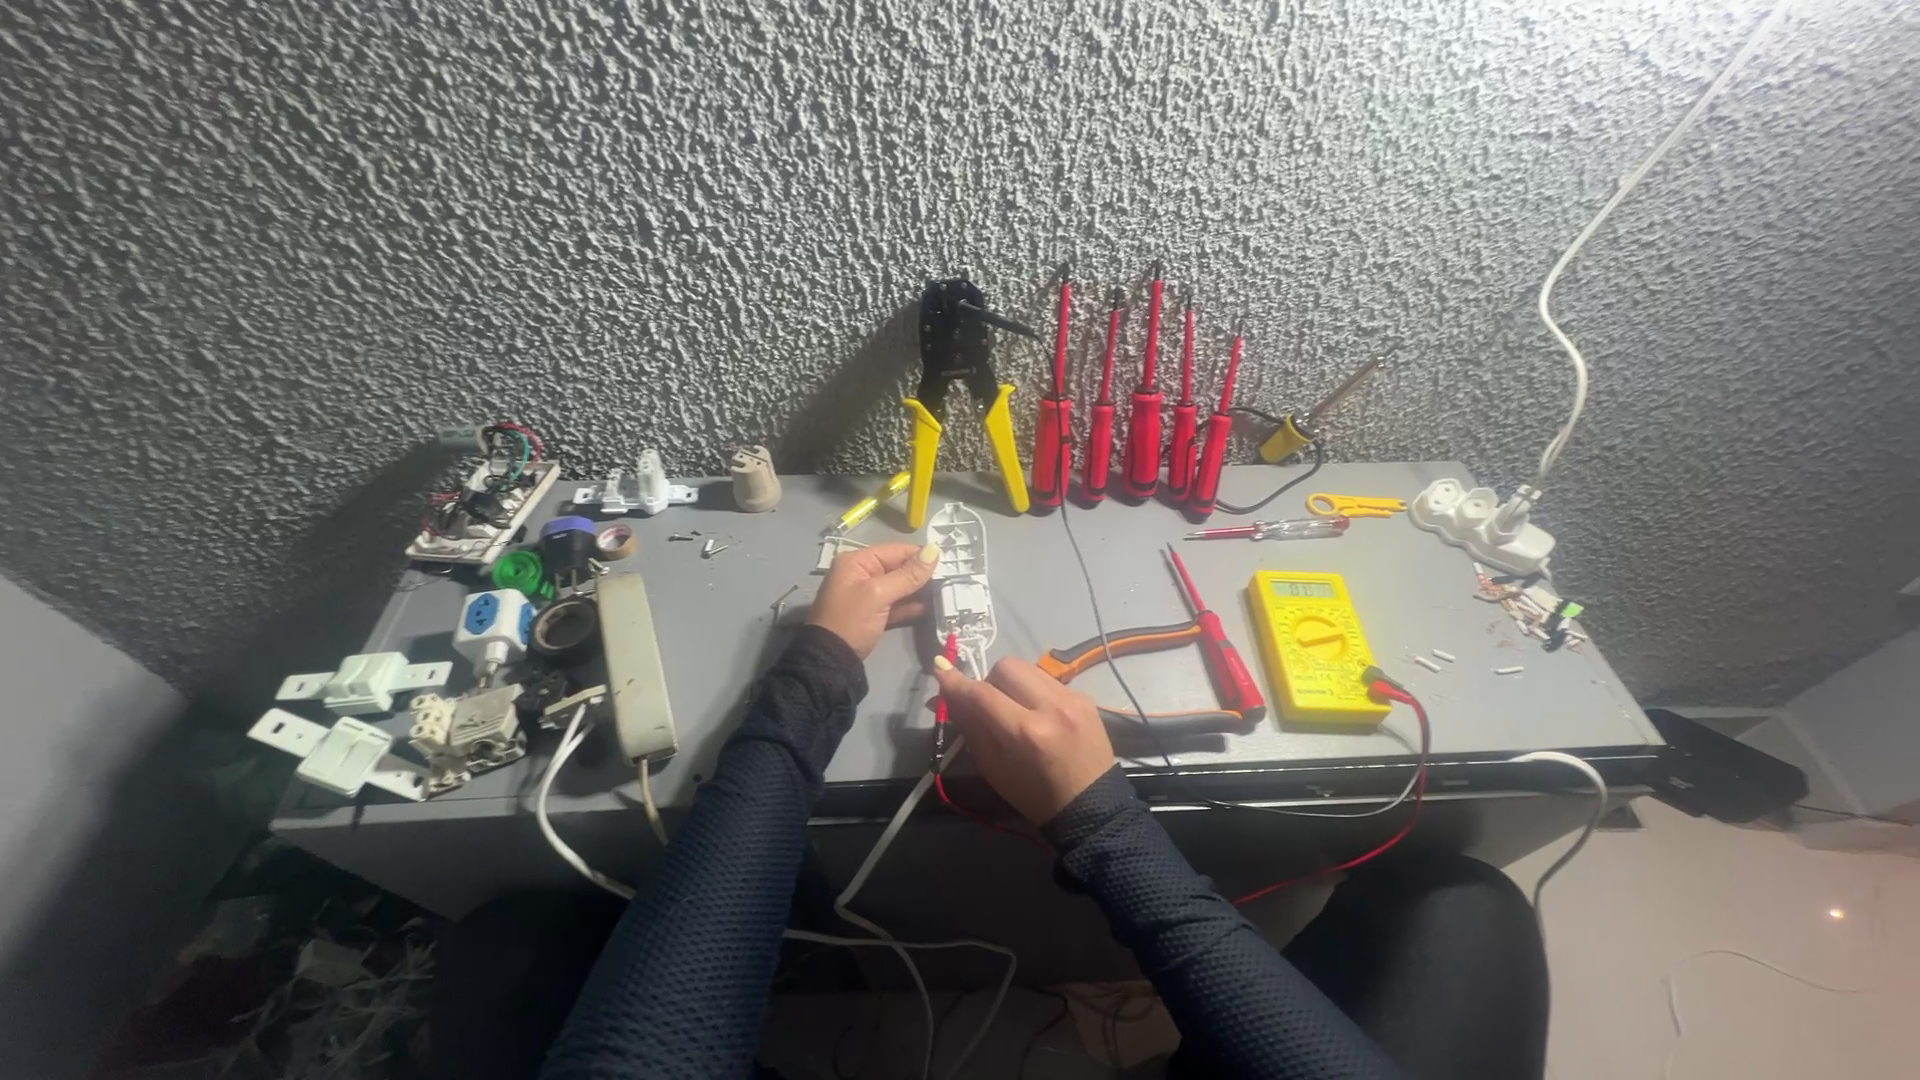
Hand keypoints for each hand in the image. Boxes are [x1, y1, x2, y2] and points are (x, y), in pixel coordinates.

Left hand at [806, 542, 940, 658]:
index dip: (920, 556)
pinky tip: (929, 607)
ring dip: (919, 591)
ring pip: (899, 587)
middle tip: (949, 580)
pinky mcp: (873, 613)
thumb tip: (934, 550)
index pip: (895, 551)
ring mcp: (867, 595)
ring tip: (943, 593)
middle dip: (921, 574)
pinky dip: (910, 606)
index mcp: (857, 562)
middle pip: (898, 568)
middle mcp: (862, 573)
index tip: (948, 563)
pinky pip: (896, 604)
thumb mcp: (879, 594)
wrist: (830, 661)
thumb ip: (908, 574)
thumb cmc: (852, 620)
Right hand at [930, 655, 1114, 825]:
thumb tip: (947, 691)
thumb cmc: (1035, 795)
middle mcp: (1051, 707)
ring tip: (1014, 706)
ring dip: (1011, 682)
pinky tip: (1037, 712)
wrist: (1091, 806)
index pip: (982, 695)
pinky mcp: (1084, 696)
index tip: (938, 669)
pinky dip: (1033, 690)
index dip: (956, 682)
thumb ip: (970, 725)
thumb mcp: (993, 767)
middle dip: (989, 681)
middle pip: (1005, 667)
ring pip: (1027, 667)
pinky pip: (1047, 679)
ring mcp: (1072, 698)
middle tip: (988, 704)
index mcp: (1026, 733)